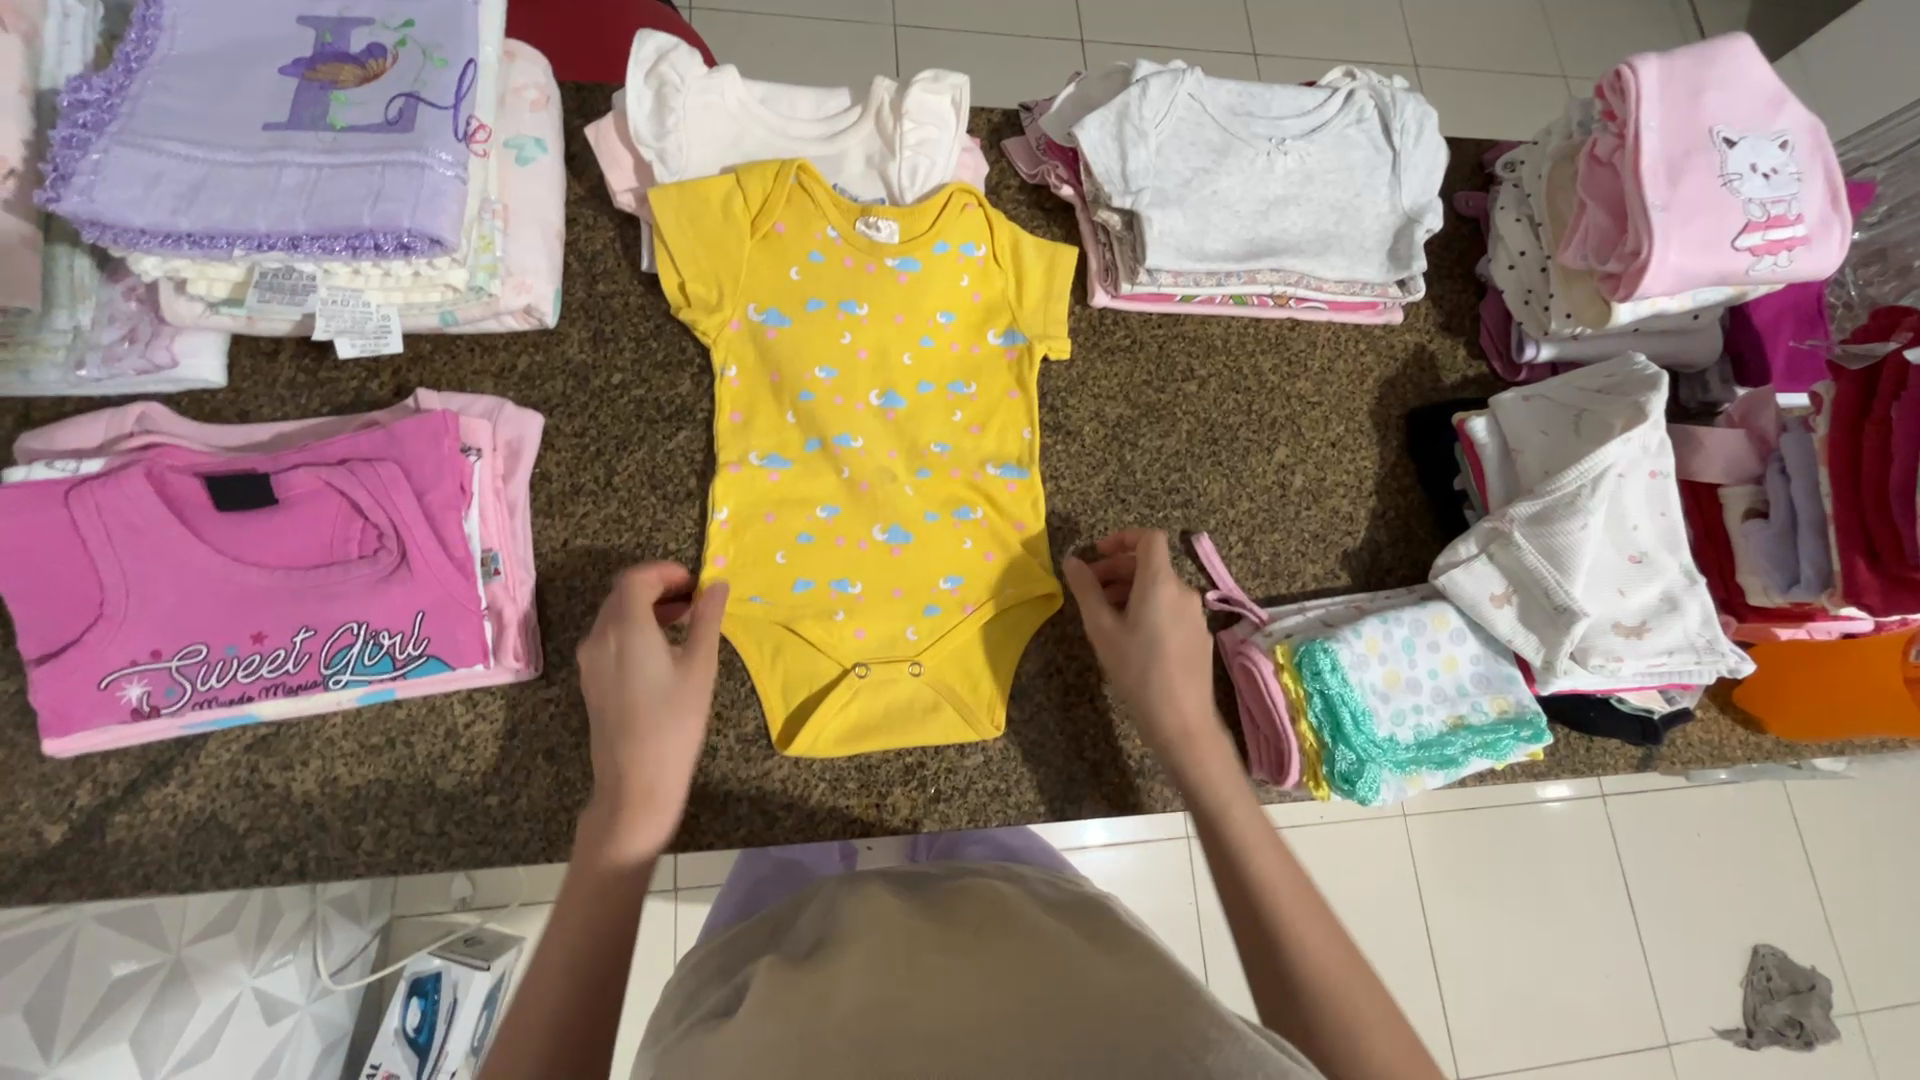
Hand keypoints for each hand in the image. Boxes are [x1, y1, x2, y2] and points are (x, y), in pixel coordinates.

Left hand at [575, 563, 728, 857]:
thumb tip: (718, 586)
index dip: (666, 573)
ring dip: (647, 608)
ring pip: (615, 615)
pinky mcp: (591, 679)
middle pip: (623, 594)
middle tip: (696, 600)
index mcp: (625, 628)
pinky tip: (663, 650)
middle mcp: (599, 637)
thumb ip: (707, 620)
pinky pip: (610, 637)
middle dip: (659, 588)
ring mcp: (590, 660)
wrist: (636, 782)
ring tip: (684, 623)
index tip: (696, 584)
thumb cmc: (675, 723)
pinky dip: (635, 629)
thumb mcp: (700, 667)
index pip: (636, 578)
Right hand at [1063, 530, 1226, 766]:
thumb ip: (1086, 589)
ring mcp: (1195, 614)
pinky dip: (1149, 607)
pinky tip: (1132, 636)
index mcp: (1160, 582)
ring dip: (1131, 590)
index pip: (1149, 538)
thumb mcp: (1101, 628)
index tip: (1097, 554)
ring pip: (1160, 587)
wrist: (1181, 719)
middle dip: (1118, 569)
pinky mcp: (1199, 635)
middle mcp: (1183, 591)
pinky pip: (1171, 608)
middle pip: (1151, 564)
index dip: (1122, 538)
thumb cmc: (1136, 670)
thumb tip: (1072, 560)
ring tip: (1105, 614)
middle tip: (1090, 588)